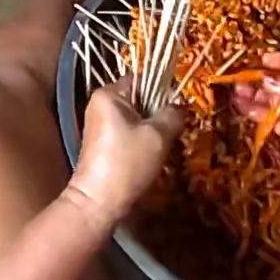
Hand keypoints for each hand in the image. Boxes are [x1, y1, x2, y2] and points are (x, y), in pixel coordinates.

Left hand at [69, 78, 183, 226]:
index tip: (176, 108)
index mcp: (108, 94)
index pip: (140, 80)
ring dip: (151, 129)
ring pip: (134, 117)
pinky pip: (126, 131)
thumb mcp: (157, 136)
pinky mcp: (101, 141)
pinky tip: (151, 156)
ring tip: (164, 145)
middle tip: (174, 130)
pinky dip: (140, 140)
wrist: (99, 200)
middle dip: (157, 113)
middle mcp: (99, 103)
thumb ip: (172, 115)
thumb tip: (181, 105)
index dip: (161, 90)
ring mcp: (98, 123)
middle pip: (137, 99)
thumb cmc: (127, 162)